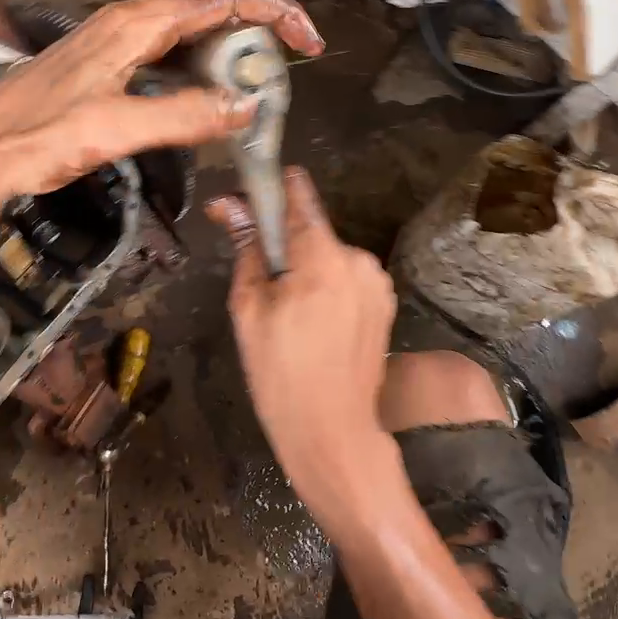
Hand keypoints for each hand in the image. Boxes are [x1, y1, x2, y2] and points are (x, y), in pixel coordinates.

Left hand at [0, 0, 322, 210]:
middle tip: (277, 84)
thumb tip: (247, 106)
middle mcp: (128, 22)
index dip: (275, 11)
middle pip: (211, 10)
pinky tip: (202, 103)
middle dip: (256, 38)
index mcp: (136, 24)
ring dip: (227, 58)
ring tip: (251, 97)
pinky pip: (166, 57)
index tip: (306, 45)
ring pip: (189, 35)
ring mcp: (114, 42)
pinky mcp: (104, 65)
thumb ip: (183, 116)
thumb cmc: (39, 137)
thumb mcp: (115, 129)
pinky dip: (197, 73)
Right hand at [207, 168, 399, 534]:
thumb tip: (232, 206)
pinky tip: (313, 326)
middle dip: (284, 248)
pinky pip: (346, 280)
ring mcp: (377, 283)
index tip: (250, 194)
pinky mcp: (385, 304)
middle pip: (311, 233)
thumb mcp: (249, 308)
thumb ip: (247, 250)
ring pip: (329, 258)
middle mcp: (358, 259)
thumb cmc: (279, 372)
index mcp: (322, 256)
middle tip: (261, 288)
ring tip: (287, 316)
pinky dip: (327, 290)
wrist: (331, 429)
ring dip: (306, 271)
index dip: (272, 189)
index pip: (299, 196)